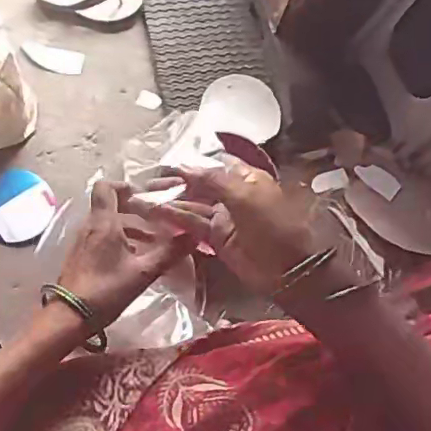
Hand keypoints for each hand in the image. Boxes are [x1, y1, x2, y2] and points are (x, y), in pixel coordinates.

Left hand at [55, 180, 196, 326]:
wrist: (69, 317)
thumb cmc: (106, 291)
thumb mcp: (142, 272)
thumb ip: (169, 253)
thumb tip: (194, 236)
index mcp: (103, 223)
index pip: (107, 187)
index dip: (126, 186)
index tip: (146, 197)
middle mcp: (90, 226)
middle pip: (110, 204)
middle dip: (135, 208)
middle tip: (157, 218)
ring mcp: (83, 241)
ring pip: (107, 222)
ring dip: (129, 225)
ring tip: (152, 240)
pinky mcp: (81, 256)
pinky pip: (102, 236)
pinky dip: (120, 239)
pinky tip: (135, 257)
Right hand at [152, 155, 358, 298]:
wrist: (287, 268)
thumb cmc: (271, 223)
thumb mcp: (244, 193)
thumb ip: (212, 179)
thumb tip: (185, 166)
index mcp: (247, 178)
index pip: (214, 165)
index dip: (191, 163)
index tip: (164, 162)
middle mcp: (234, 195)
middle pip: (200, 185)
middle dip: (175, 183)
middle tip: (147, 182)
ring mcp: (225, 217)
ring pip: (193, 205)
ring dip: (170, 202)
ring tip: (143, 198)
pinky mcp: (217, 238)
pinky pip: (193, 224)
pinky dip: (175, 219)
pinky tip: (155, 213)